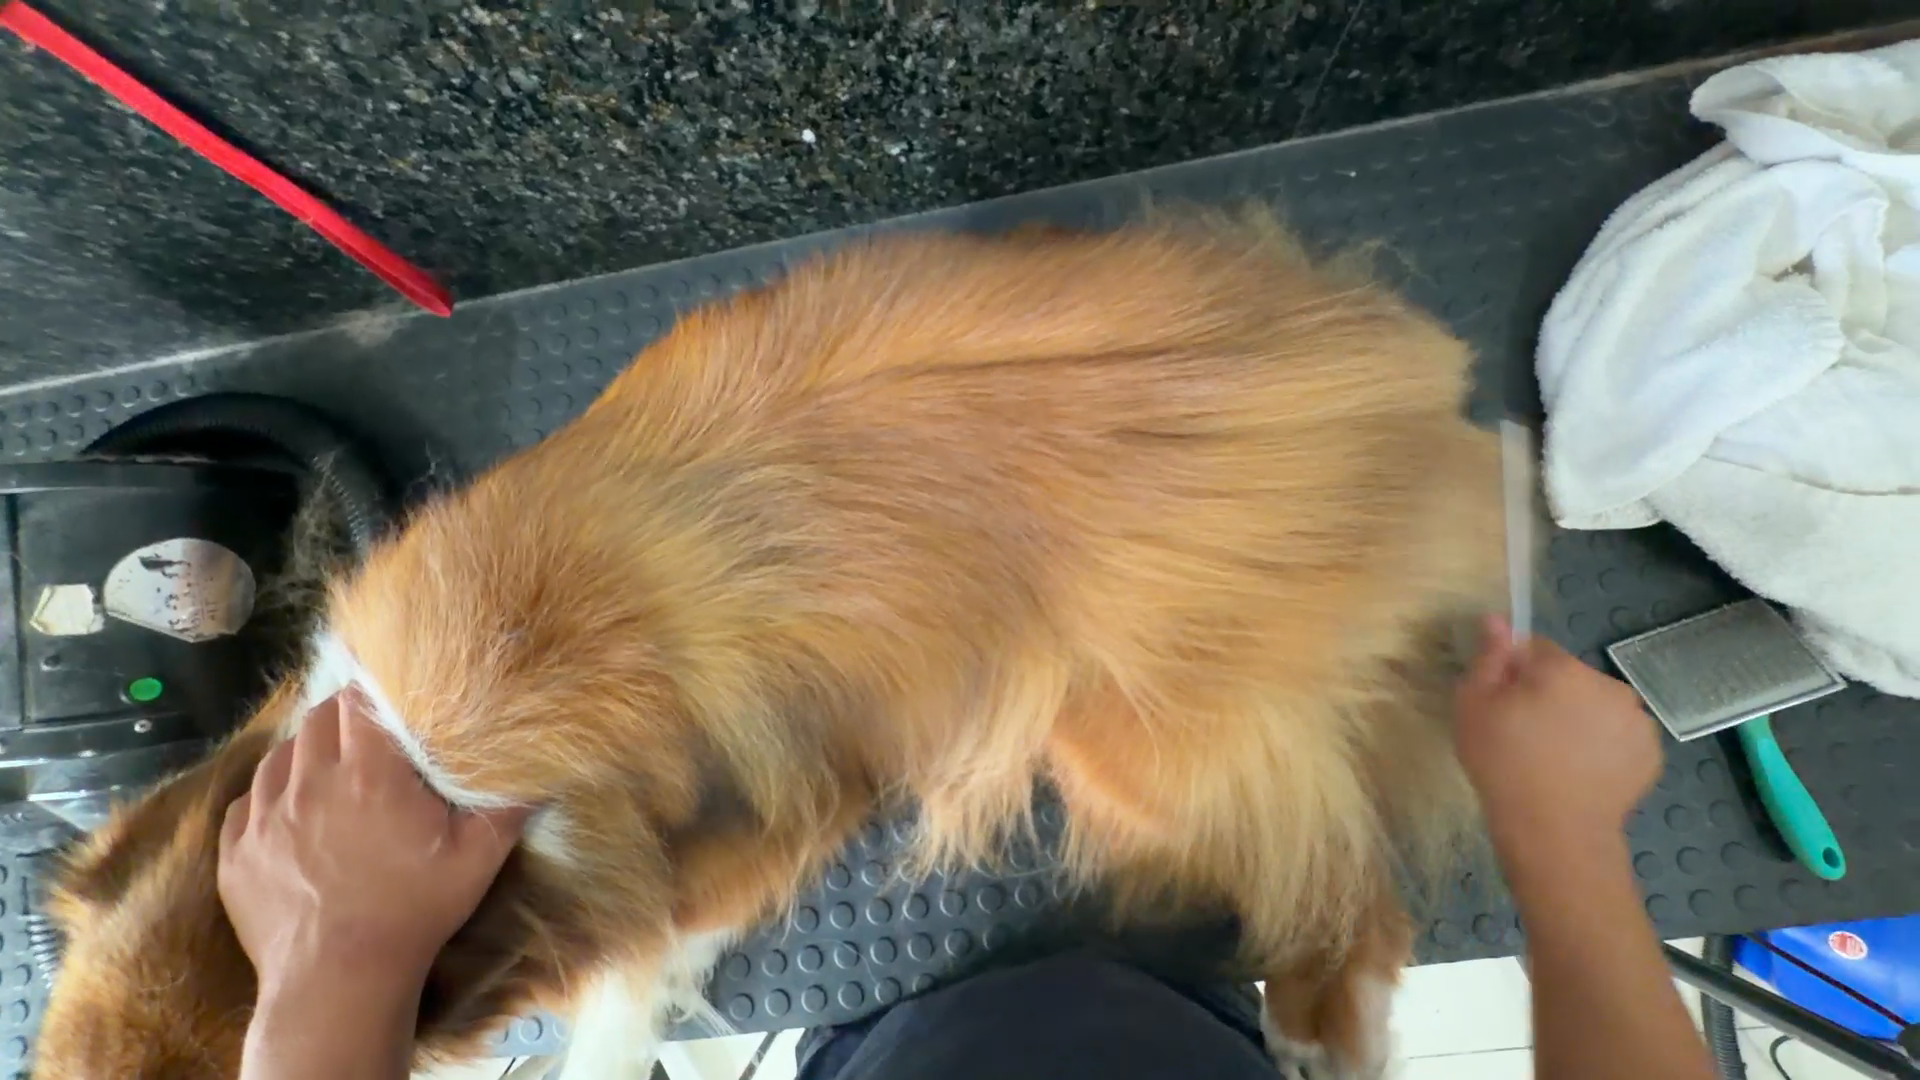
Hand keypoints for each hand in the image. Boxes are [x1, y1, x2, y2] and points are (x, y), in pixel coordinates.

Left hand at [218, 691, 528, 1000]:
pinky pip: (247, 798)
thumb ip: (512, 802)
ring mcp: (264, 821)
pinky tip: (295, 799)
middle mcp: (310, 786)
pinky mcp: (235, 854)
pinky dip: (273, 787)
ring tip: (338, 757)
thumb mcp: (481, 853)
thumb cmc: (417, 908)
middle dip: (347, 711)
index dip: (379, 688)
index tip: (400, 688)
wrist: (339, 981)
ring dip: (310, 745)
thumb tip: (549, 766)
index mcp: (370, 776)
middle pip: (318, 719)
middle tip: (377, 723)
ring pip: (280, 754)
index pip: (362, 704)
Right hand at [1454, 616, 1661, 853]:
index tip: (1500, 699)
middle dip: (1547, 692)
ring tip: (1551, 751)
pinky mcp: (1652, 754)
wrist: (1554, 827)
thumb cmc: (1503, 760)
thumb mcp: (1474, 704)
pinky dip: (1598, 742)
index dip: (1513, 670)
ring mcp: (1638, 722)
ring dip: (1576, 716)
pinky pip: (1616, 733)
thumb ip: (1489, 658)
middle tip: (1521, 728)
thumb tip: (1497, 620)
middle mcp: (1611, 687)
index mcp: (1566, 670)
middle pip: (1569, 675)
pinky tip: (1576, 766)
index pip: (1536, 647)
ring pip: (1595, 704)